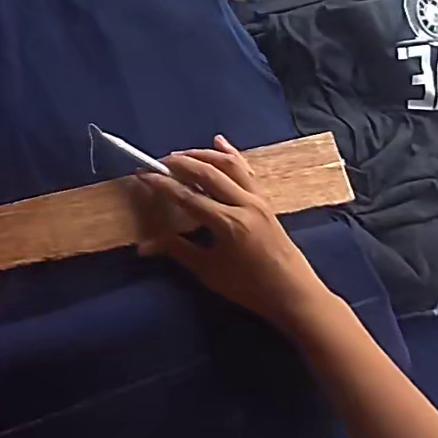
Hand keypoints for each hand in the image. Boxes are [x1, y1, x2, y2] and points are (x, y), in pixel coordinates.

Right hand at [135, 135, 339, 329]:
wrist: (295, 295)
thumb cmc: (250, 288)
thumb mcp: (209, 272)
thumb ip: (177, 251)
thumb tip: (144, 247)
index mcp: (228, 224)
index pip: (187, 196)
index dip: (162, 184)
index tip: (142, 175)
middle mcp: (244, 204)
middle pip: (206, 173)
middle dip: (179, 163)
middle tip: (157, 163)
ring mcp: (258, 199)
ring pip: (227, 165)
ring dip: (202, 155)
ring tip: (180, 155)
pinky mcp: (265, 200)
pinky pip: (246, 170)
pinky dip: (231, 154)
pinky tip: (218, 141)